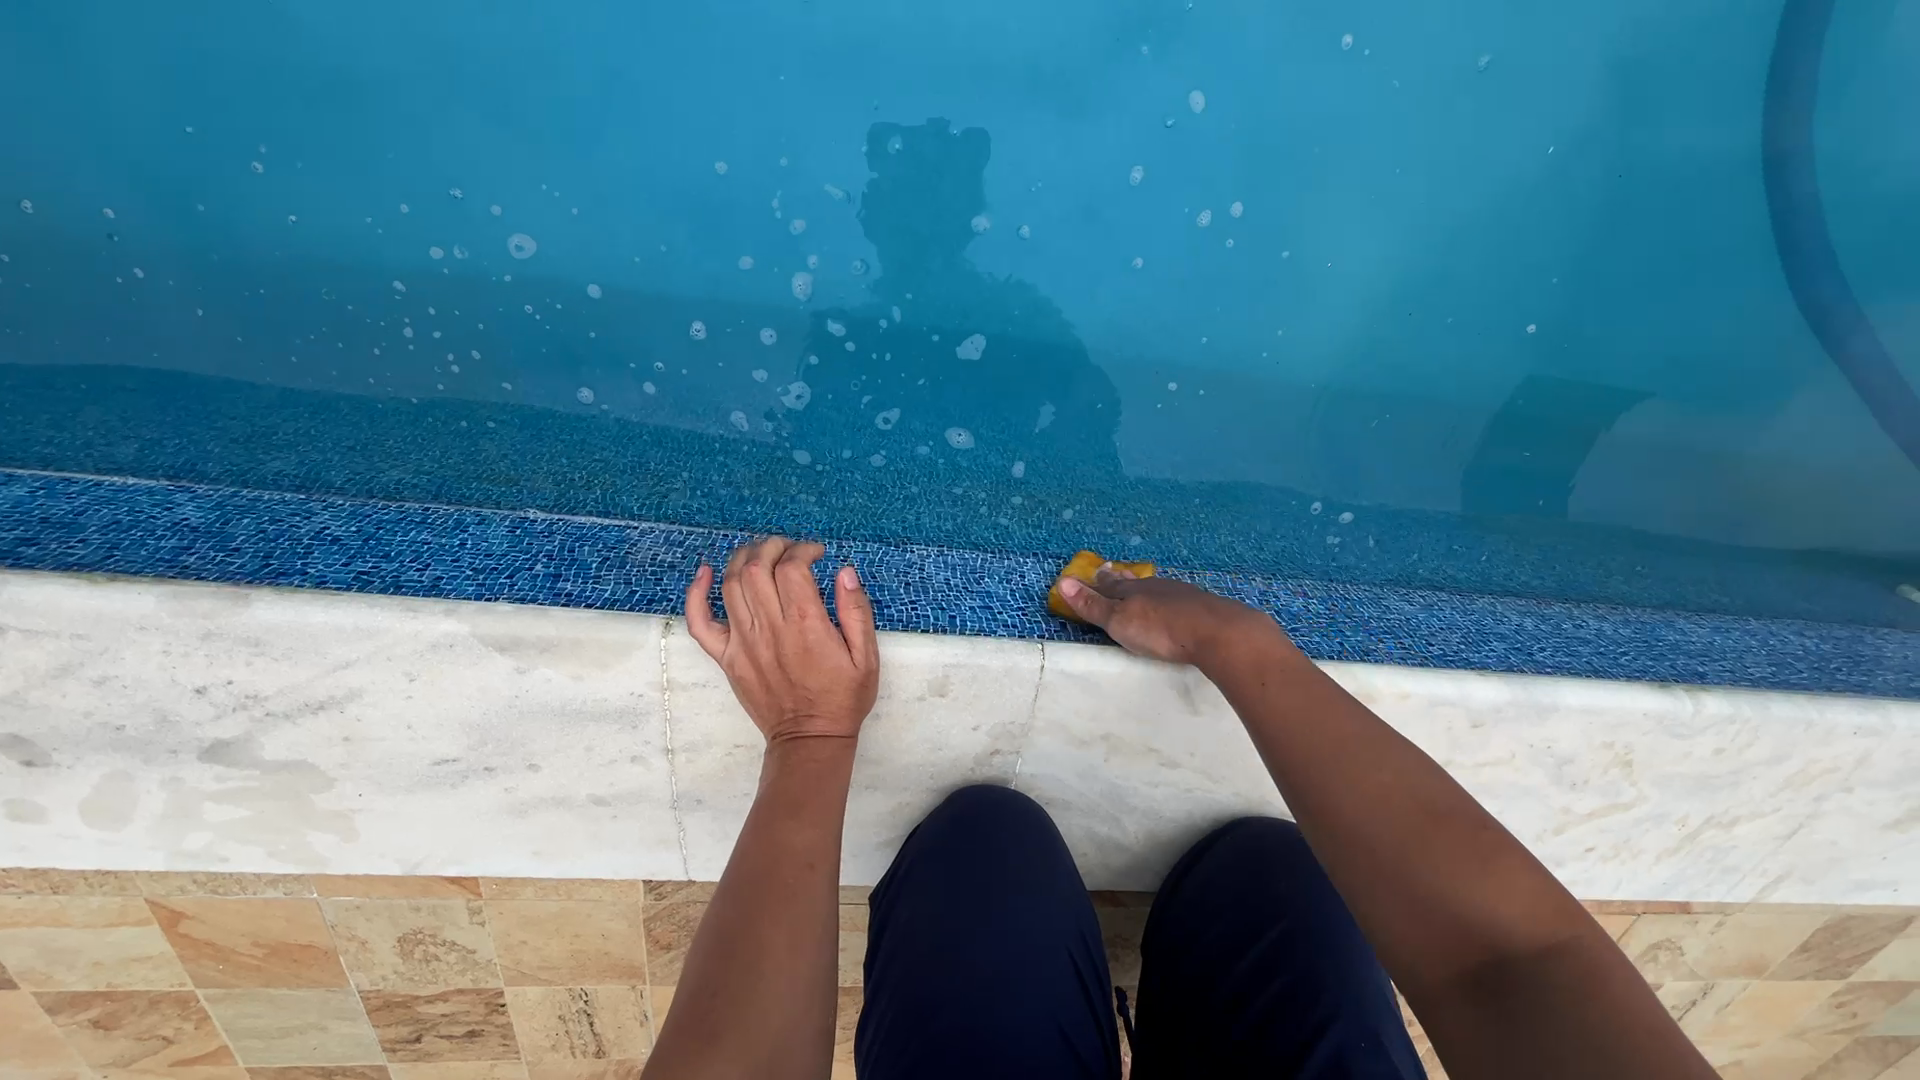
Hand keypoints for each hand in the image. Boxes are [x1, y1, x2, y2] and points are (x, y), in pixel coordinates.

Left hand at [684, 537, 879, 743]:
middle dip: (771, 547)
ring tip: (760, 553)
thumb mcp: (867, 656)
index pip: (792, 568)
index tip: (816, 553)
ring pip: (730, 585)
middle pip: (756, 569)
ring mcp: (743, 643)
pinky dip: (697, 594)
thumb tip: (844, 572)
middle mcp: (770, 629)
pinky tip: (706, 573)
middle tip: (788, 548)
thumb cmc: (842, 697)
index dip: (803, 550)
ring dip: (742, 559)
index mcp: (807, 625)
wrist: (810, 739)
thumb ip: (856, 611)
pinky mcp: (727, 658)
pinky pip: (700, 622)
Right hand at [1054, 565, 1283, 665]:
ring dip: (1146, 588)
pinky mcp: (1200, 606)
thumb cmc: (1160, 629)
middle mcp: (1154, 587)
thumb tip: (1062, 582)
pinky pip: (1177, 598)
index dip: (1098, 582)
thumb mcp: (1119, 621)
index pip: (1109, 585)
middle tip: (1111, 572)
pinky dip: (1169, 600)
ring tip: (1142, 586)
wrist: (1215, 631)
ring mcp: (1180, 595)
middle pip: (1133, 583)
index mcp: (1132, 591)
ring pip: (1156, 588)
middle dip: (1120, 580)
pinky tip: (1174, 602)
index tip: (1092, 572)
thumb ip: (1093, 605)